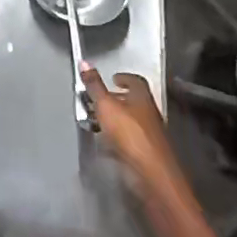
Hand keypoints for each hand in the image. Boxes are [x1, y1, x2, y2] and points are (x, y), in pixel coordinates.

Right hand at [83, 69, 185, 196]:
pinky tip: (106, 141)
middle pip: (133, 101)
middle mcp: (150, 114)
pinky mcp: (146, 152)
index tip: (113, 78)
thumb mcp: (106, 106)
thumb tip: (84, 63)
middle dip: (116, 99)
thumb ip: (94, 86)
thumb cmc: (129, 135)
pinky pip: (129, 137)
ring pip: (131, 120)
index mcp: (143, 99)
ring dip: (115, 118)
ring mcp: (150, 134)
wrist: (152, 174)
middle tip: (99, 98)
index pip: (136, 81)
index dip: (124, 77)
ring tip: (96, 119)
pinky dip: (117, 135)